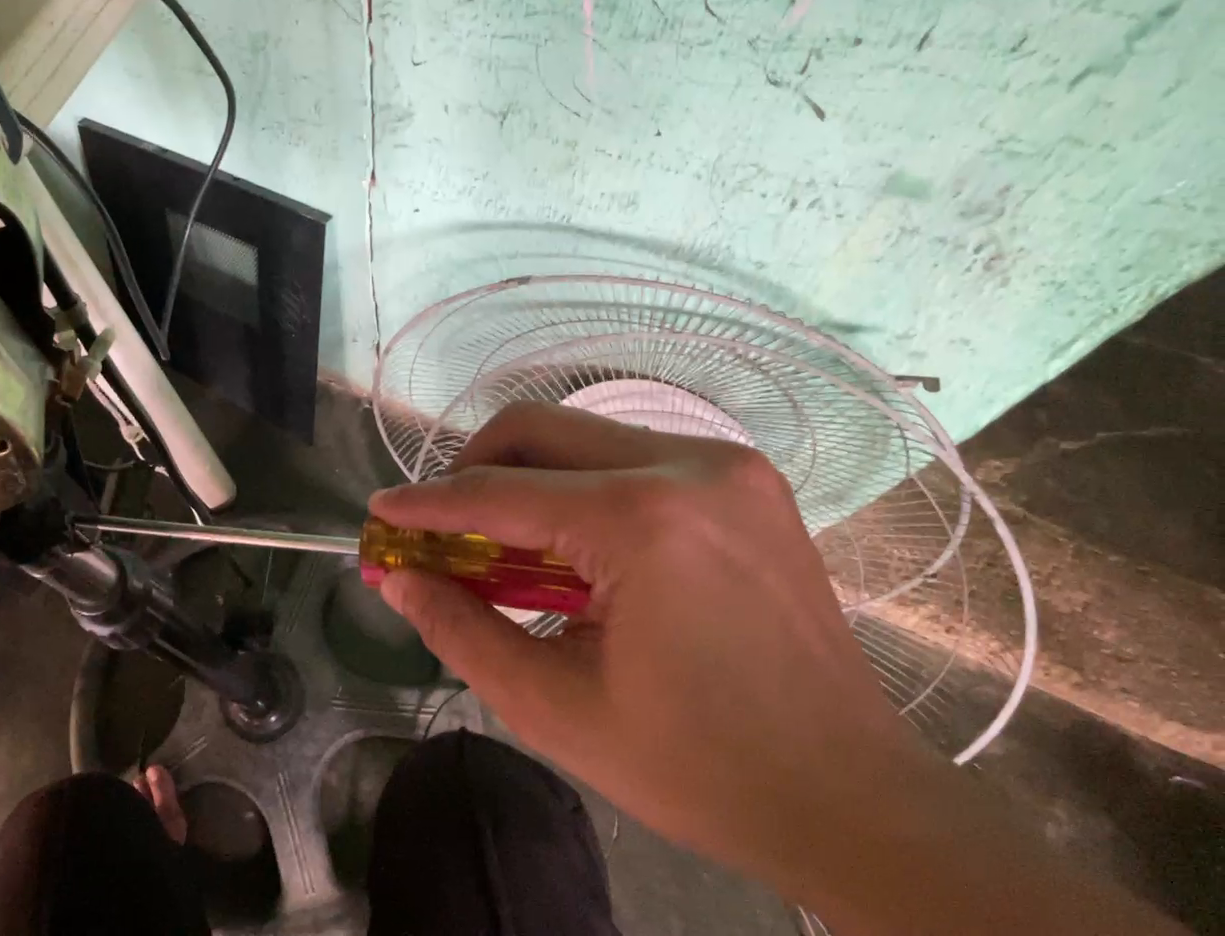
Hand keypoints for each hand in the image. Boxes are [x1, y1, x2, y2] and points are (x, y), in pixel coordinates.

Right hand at [370, 403, 932, 887]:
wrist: (850, 798)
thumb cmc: (696, 767)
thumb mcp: (553, 707)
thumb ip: (459, 629)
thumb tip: (398, 577)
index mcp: (642, 521)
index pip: (498, 493)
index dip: (426, 505)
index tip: (378, 514)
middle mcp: (690, 465)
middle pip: (538, 430)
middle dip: (471, 472)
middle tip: (440, 531)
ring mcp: (728, 467)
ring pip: (583, 438)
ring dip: (525, 481)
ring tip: (503, 551)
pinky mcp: (746, 483)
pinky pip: (630, 460)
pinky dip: (578, 491)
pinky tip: (572, 552)